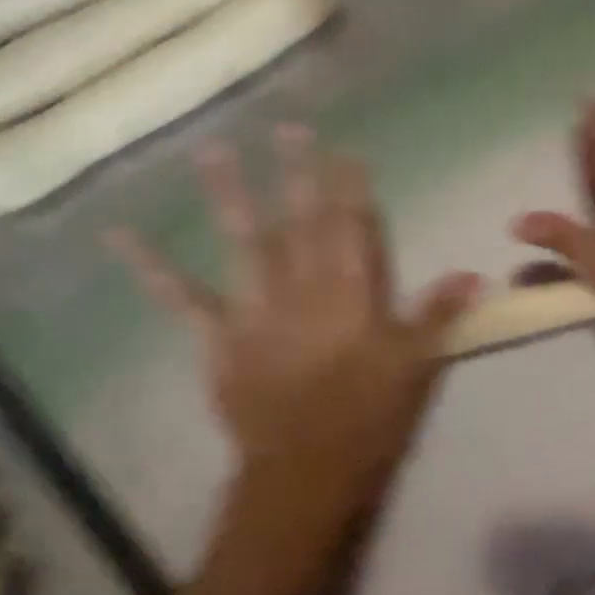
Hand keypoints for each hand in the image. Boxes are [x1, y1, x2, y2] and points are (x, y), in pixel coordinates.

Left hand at [106, 125, 477, 496]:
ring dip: (229, 196)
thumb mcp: (418, 366)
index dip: (350, 189)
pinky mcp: (221, 337)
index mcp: (354, 296)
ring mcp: (257, 309)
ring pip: (245, 243)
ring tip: (213, 151)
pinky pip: (183, 298)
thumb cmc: (372, 418)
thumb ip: (438, 315)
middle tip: (288, 127)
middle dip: (297, 174)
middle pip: (302, 224)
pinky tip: (121, 236)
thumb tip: (473, 273)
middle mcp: (304, 289)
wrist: (308, 467)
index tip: (345, 151)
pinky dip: (152, 267)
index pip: (353, 230)